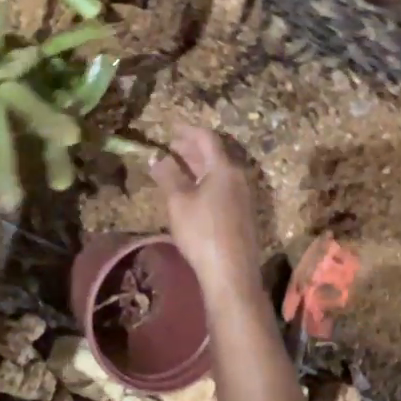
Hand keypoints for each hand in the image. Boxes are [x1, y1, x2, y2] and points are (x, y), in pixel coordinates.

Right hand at [150, 124, 261, 292]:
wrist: (231, 271)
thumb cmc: (201, 231)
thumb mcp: (178, 202)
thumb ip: (168, 176)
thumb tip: (157, 158)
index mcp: (223, 168)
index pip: (207, 138)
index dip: (188, 131)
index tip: (172, 128)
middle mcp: (238, 177)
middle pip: (215, 154)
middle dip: (192, 148)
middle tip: (172, 146)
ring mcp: (243, 196)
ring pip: (219, 171)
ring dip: (198, 165)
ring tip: (178, 166)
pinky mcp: (242, 213)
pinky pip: (222, 186)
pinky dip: (205, 180)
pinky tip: (192, 191)